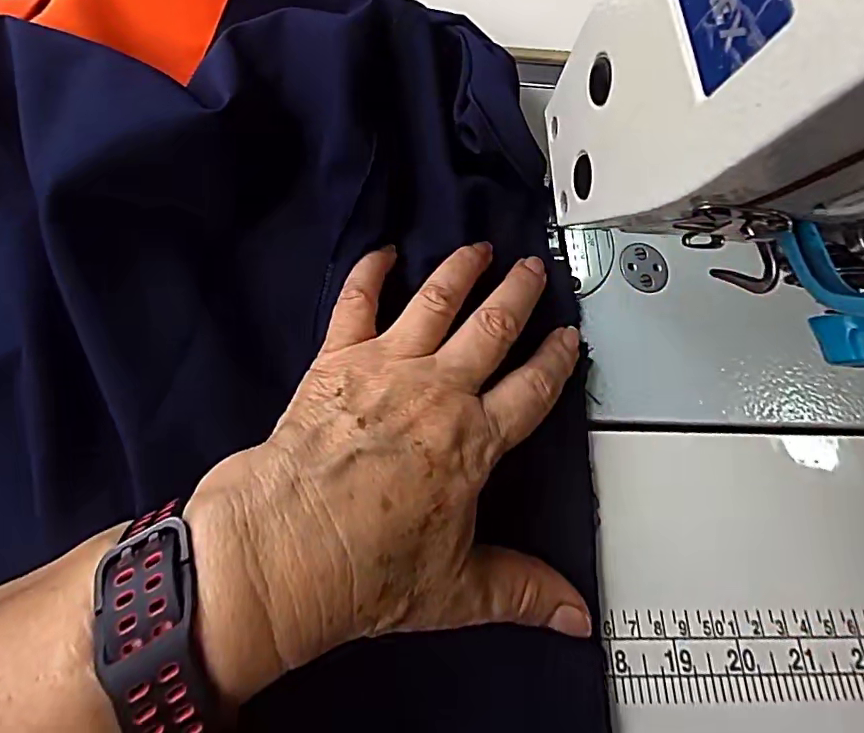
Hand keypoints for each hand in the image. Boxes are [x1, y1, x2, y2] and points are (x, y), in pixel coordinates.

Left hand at [183, 243, 587, 702]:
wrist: (292, 541)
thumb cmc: (366, 564)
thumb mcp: (458, 589)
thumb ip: (521, 590)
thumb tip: (571, 614)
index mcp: (473, 441)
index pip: (531, 390)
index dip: (555, 360)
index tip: (567, 338)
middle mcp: (436, 392)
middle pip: (491, 329)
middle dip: (517, 296)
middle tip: (533, 270)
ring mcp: (386, 366)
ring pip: (436, 302)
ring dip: (461, 270)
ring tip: (479, 249)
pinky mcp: (338, 356)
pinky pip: (357, 300)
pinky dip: (370, 271)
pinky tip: (383, 252)